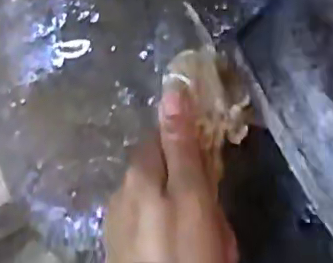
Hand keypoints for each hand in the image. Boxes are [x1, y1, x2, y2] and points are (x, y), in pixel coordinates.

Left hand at [103, 78, 238, 262]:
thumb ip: (182, 145)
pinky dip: (170, 234)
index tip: (214, 160)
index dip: (191, 141)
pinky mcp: (121, 254)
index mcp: (138, 172)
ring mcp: (118, 226)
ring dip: (182, 211)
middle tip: (215, 216)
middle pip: (162, 168)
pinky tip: (183, 253)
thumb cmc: (183, 257)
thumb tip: (171, 87)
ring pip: (160, 201)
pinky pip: (153, 229)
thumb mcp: (192, 198)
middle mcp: (121, 191)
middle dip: (191, 182)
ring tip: (204, 241)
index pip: (164, 132)